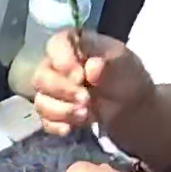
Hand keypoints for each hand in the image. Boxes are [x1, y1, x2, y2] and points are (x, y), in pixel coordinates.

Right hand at [32, 31, 162, 139]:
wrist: (130, 107)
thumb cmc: (127, 78)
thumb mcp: (126, 67)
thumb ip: (110, 64)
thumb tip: (92, 67)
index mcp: (76, 45)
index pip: (57, 43)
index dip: (62, 58)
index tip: (79, 75)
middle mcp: (57, 66)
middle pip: (41, 76)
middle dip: (63, 91)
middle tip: (86, 99)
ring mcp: (52, 91)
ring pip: (40, 101)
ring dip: (62, 111)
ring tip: (86, 114)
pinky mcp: (52, 112)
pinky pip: (44, 120)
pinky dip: (58, 125)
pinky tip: (72, 128)